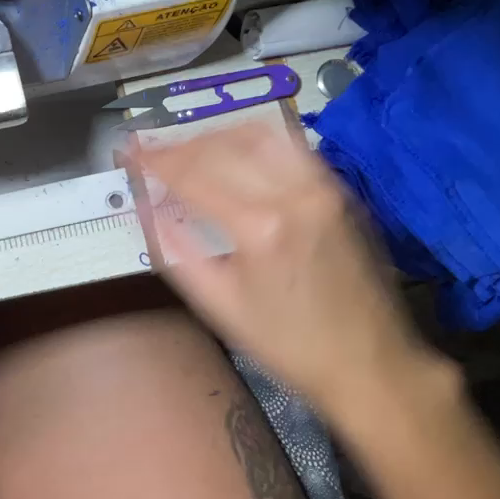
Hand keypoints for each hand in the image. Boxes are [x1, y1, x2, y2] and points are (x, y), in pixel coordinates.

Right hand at [134, 121, 424, 418]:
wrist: (371, 362)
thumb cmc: (288, 344)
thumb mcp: (219, 306)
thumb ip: (176, 252)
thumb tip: (146, 209)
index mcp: (258, 227)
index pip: (191, 174)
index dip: (152, 160)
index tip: (128, 151)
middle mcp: (293, 195)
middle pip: (220, 147)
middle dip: (177, 146)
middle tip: (151, 152)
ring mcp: (322, 188)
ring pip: (257, 136)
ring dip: (214, 136)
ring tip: (189, 150)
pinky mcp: (340, 191)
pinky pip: (289, 147)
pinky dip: (253, 141)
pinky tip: (235, 155)